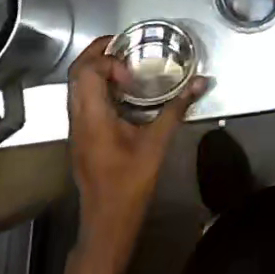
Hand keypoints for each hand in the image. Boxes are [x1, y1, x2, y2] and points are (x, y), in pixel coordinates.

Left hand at [65, 36, 206, 273]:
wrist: (106, 224)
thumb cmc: (129, 186)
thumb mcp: (157, 146)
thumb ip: (176, 110)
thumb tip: (200, 84)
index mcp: (91, 115)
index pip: (88, 71)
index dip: (108, 62)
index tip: (131, 75)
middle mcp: (77, 116)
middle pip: (76, 71)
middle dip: (97, 53)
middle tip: (122, 48)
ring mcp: (74, 126)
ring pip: (75, 84)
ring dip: (95, 68)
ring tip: (122, 65)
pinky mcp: (78, 134)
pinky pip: (80, 97)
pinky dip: (95, 84)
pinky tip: (118, 92)